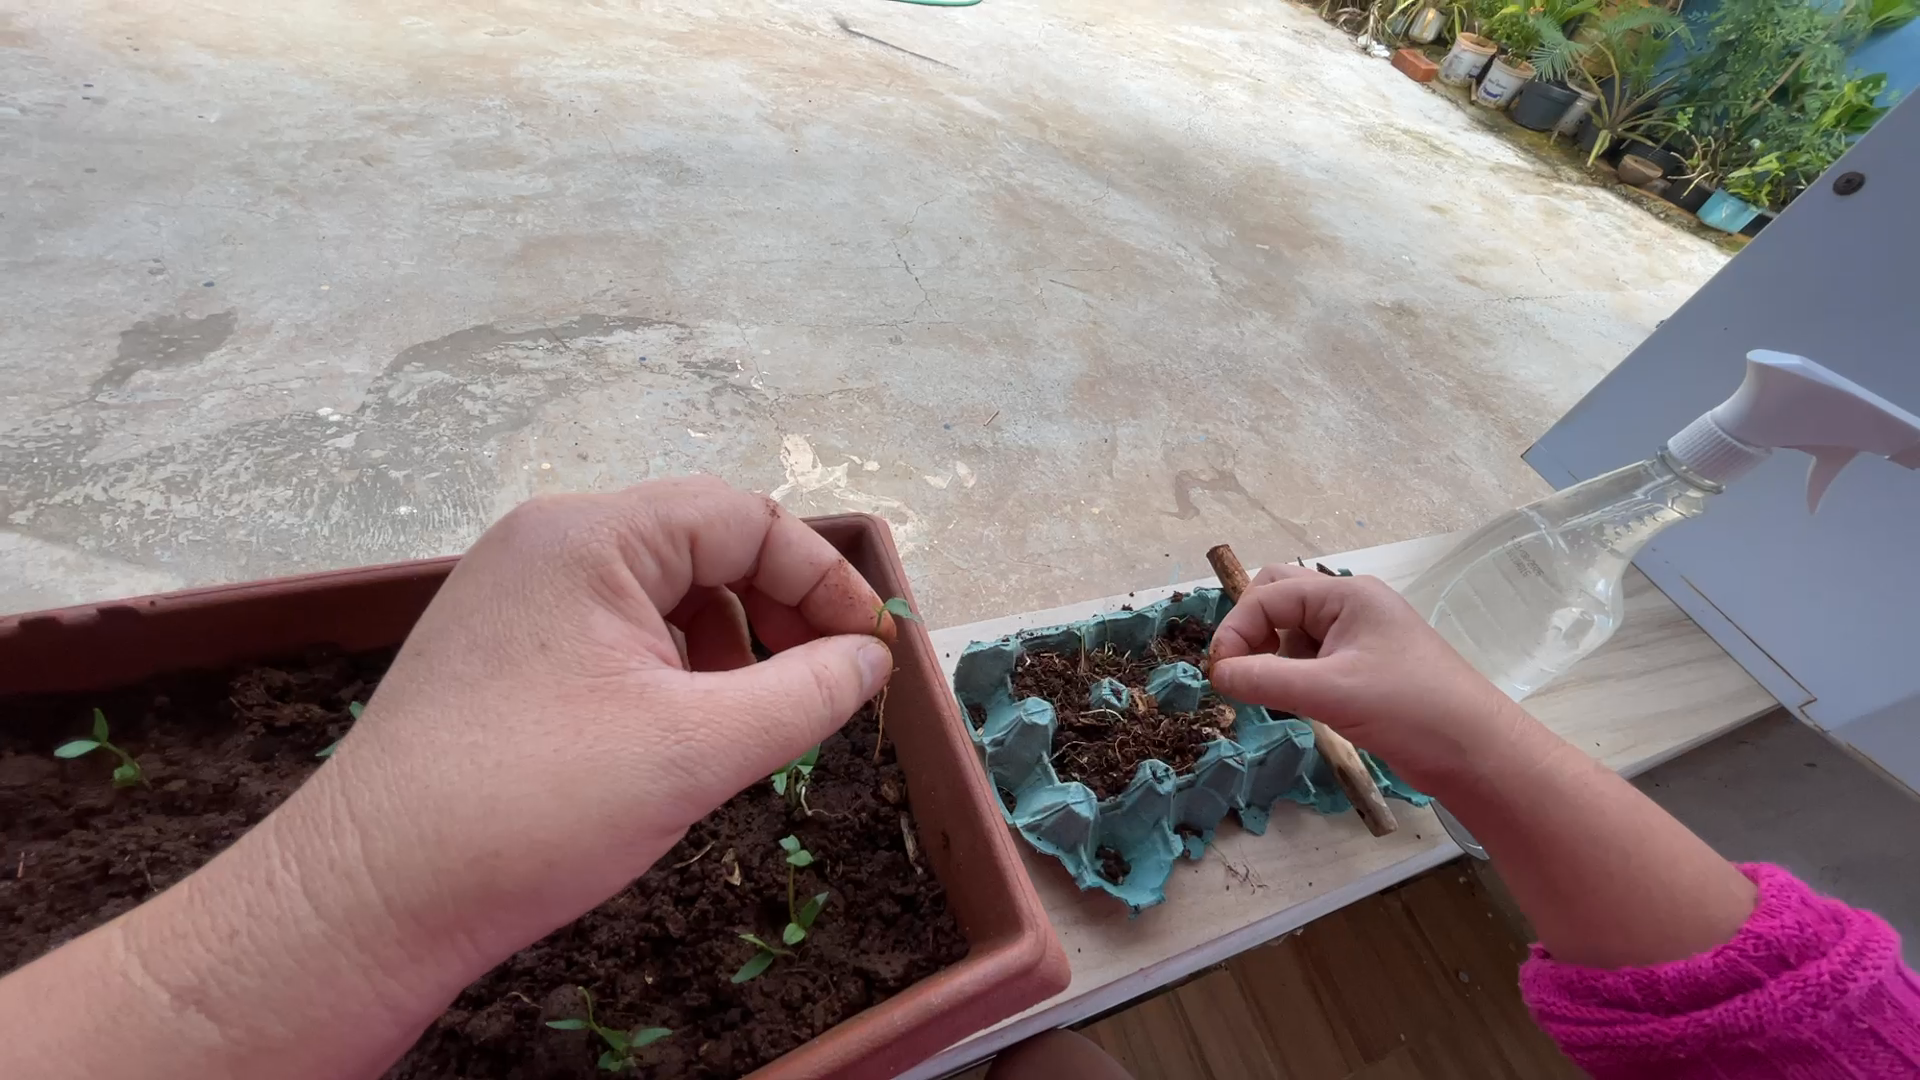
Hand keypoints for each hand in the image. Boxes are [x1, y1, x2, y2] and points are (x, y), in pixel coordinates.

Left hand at [0, 478, 907, 1079]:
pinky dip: (686, 659)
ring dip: (737, 636)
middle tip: (826, 674)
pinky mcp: (520, 638)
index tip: (869, 647)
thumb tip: (870, 659)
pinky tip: (690, 718)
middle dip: (783, 606)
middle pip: (712, 543)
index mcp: (594, 535)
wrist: (360, 910)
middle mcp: (558, 539)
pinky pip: (633, 621)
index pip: (747, 519)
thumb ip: (808, 691)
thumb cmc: (534, 810)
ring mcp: (531, 587)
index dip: (824, 578)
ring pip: (676, 585)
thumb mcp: (699, 748)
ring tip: (754, 706)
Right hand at [1207, 563, 1547, 794]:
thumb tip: (1216, 674)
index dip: (1236, 630)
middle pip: (1278, 596)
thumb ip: (1265, 679)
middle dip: (1252, 629)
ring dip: (1271, 650)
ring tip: (1272, 686)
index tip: (1220, 672)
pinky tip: (1299, 697)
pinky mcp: (1364, 663)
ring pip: (1292, 625)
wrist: (1483, 758)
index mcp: (1347, 595)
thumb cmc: (1412, 712)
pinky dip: (1291, 669)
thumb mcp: (1330, 693)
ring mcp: (1359, 634)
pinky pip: (1310, 652)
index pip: (1268, 596)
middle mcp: (1351, 604)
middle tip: (1242, 666)